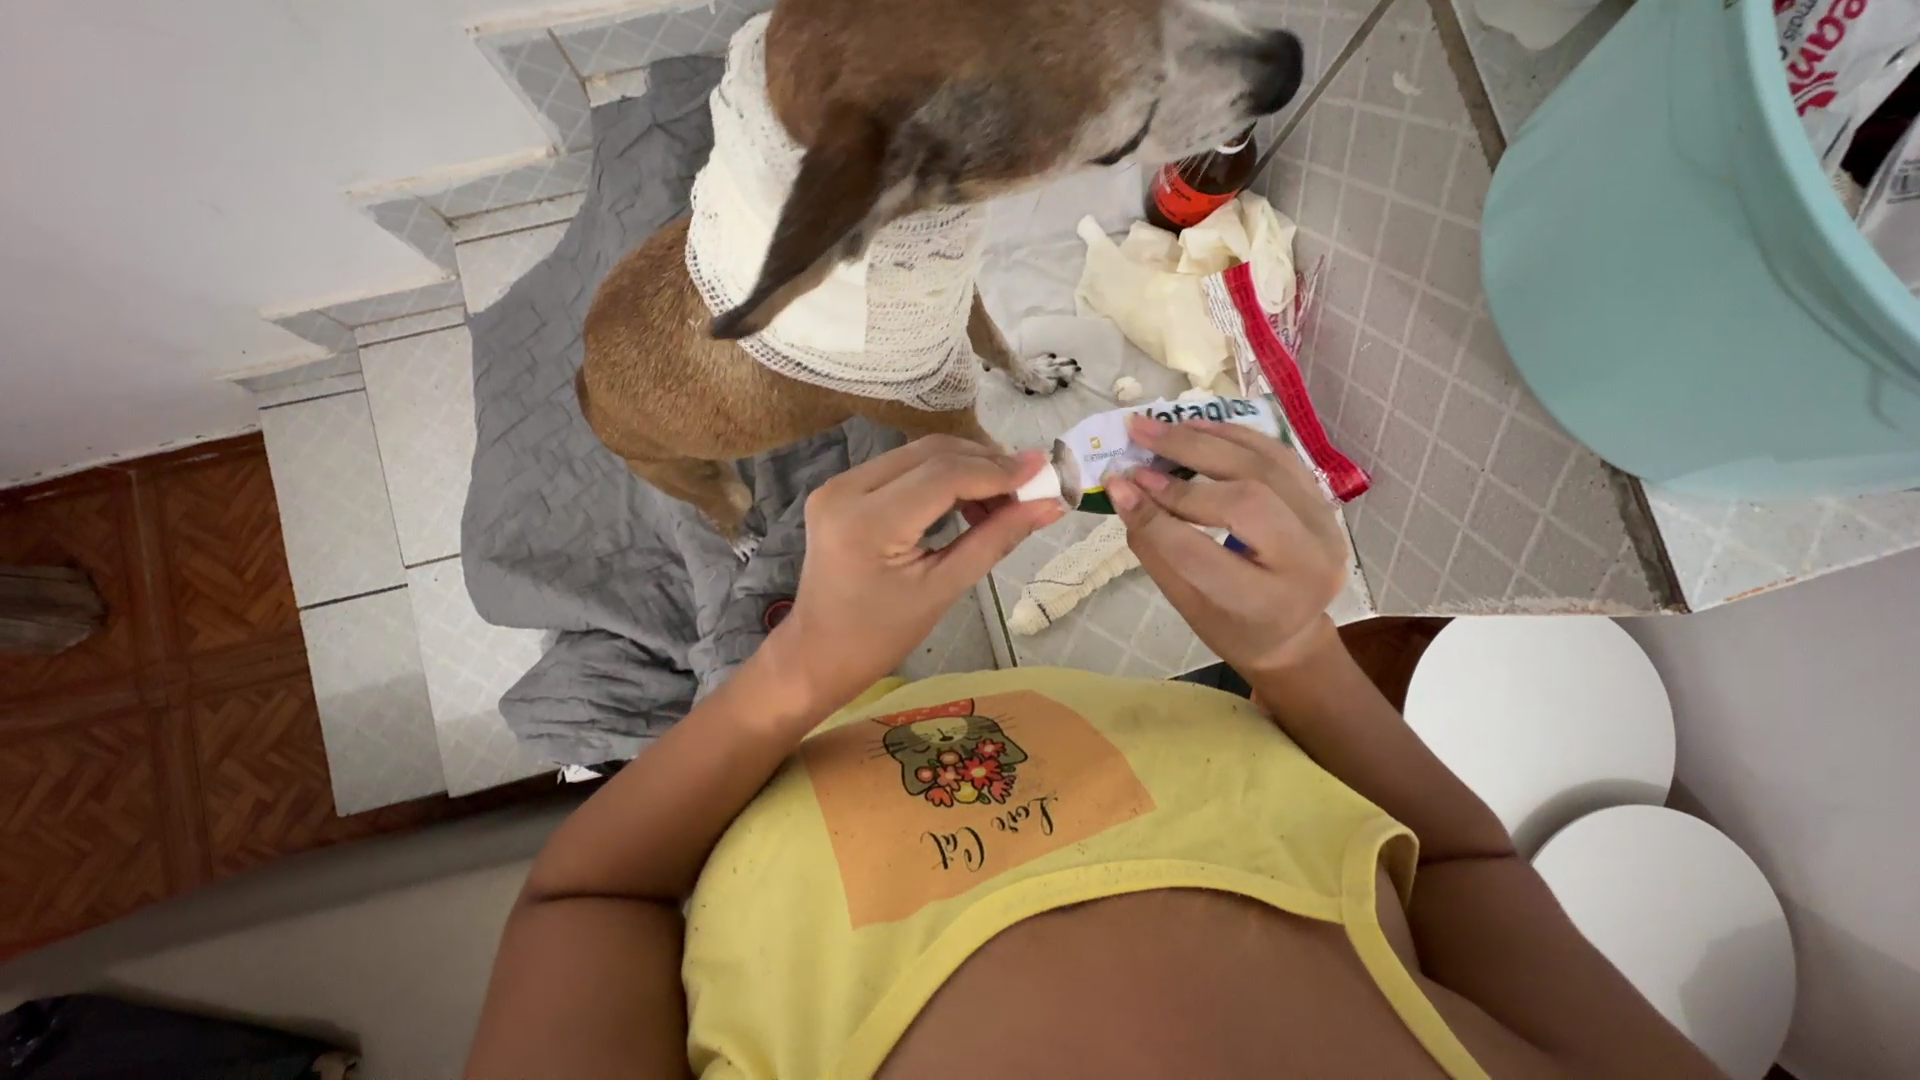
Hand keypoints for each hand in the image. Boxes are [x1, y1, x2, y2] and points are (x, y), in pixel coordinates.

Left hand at [758, 435, 1064, 714]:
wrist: (820, 651)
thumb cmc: (882, 635)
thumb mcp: (943, 589)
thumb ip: (996, 540)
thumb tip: (1050, 505)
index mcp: (867, 523)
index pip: (944, 476)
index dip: (998, 471)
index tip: (1044, 472)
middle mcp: (846, 490)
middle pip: (931, 453)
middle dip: (987, 464)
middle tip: (1029, 488)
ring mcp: (838, 484)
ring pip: (919, 454)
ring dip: (966, 467)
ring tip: (1002, 501)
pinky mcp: (841, 487)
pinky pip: (902, 467)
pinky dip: (941, 476)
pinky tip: (968, 502)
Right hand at [1105, 414, 1348, 676]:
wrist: (1291, 632)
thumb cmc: (1229, 626)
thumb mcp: (1184, 602)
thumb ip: (1154, 546)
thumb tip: (1122, 488)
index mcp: (1265, 602)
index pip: (1197, 551)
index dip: (1154, 515)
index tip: (1117, 484)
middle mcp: (1307, 561)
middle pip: (1246, 496)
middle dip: (1185, 462)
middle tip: (1137, 437)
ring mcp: (1325, 526)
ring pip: (1265, 463)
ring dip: (1206, 438)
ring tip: (1160, 426)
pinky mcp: (1324, 501)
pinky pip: (1278, 454)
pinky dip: (1234, 435)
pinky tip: (1197, 426)